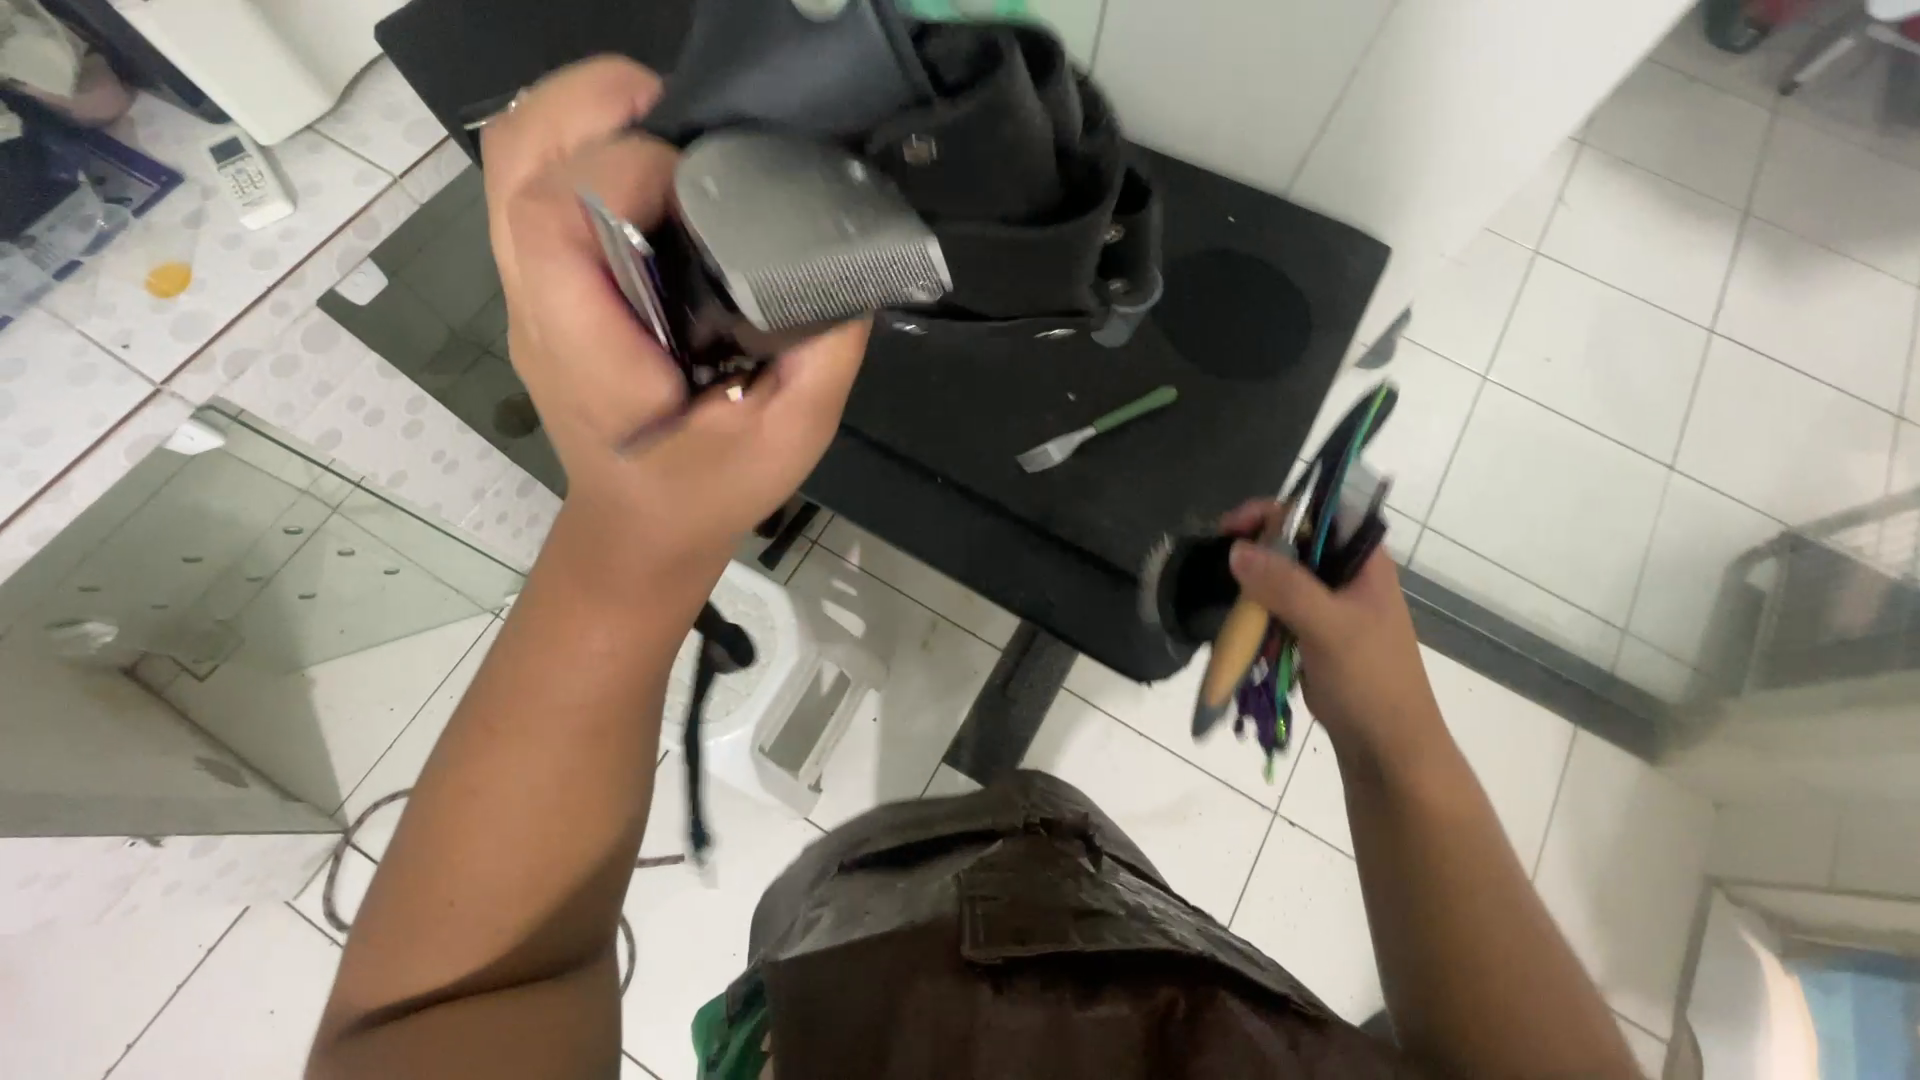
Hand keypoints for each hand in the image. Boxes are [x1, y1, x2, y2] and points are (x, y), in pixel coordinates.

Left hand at [479, 56, 869, 576]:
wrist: (640, 531)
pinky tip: (655, 173)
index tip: (708, 174)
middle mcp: (539, 306)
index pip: (557, 212)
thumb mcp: (789, 438)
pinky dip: (583, 150)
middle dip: (592, 103)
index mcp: (588, 348)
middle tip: (684, 112)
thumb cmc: (707, 493)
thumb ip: (822, 355)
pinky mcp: (544, 291)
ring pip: (513, 162)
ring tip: (674, 129)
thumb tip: (844, 271)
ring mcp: (529, 295)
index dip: (624, 163)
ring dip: (584, 117)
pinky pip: (535, 191)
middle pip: (516, 157)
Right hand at [1219, 499, 1447, 765]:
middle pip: (1292, 543)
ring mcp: (1326, 606)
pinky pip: (1274, 610)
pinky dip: (1254, 614)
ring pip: (1278, 578)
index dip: (1274, 512)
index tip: (1230, 528)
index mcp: (1363, 562)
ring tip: (1224, 598)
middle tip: (1219, 562)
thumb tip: (1235, 551)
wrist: (1385, 746)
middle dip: (1254, 550)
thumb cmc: (1371, 681)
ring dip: (1251, 586)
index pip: (1317, 514)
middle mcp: (1345, 576)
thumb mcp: (1330, 627)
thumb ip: (1285, 586)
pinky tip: (1238, 625)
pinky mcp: (1309, 634)